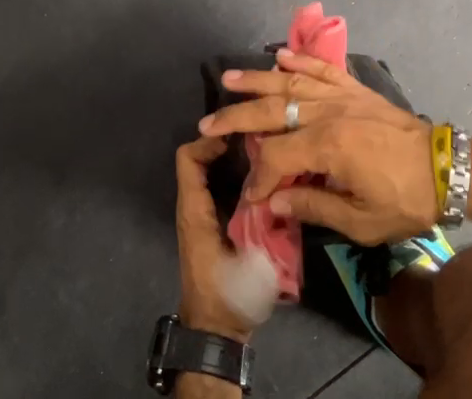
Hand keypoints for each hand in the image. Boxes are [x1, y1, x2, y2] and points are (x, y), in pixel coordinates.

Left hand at [174, 137, 257, 342]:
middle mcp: (193, 208)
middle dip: (226, 145)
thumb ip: (265, 229)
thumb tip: (283, 196)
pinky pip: (219, 188)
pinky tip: (265, 181)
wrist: (215, 333)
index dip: (209, 141)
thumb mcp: (251, 266)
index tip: (241, 139)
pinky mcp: (212, 225)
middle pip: (199, 160)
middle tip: (261, 141)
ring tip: (267, 155)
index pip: (187, 159)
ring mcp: (201, 216)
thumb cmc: (228, 299)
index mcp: (194, 212)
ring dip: (233, 160)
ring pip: (210, 173)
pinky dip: (236, 177)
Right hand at [197, 48, 440, 245]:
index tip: (252, 199)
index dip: (258, 179)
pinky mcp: (356, 90)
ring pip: (290, 82)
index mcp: (327, 147)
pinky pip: (322, 69)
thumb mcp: (361, 221)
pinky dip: (300, 60)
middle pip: (271, 111)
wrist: (446, 170)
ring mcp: (341, 97)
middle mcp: (327, 114)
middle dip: (236, 118)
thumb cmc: (405, 201)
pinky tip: (280, 56)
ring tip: (228, 78)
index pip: (275, 157)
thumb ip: (314, 207)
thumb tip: (275, 203)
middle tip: (207, 123)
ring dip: (256, 81)